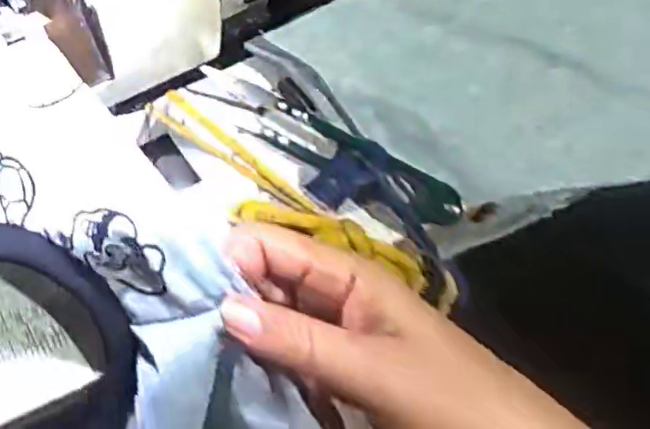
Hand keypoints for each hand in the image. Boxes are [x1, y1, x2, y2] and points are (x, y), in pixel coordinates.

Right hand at [221, 223, 584, 428]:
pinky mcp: (339, 377)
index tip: (192, 295)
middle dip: (228, 298)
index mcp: (345, 272)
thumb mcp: (378, 373)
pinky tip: (244, 383)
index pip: (269, 245)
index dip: (230, 260)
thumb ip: (302, 342)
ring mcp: (336, 337)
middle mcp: (334, 295)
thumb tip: (222, 307)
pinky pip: (288, 360)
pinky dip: (266, 368)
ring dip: (243, 336)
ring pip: (271, 321)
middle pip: (264, 280)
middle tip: (190, 333)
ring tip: (207, 357)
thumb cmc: (459, 405)